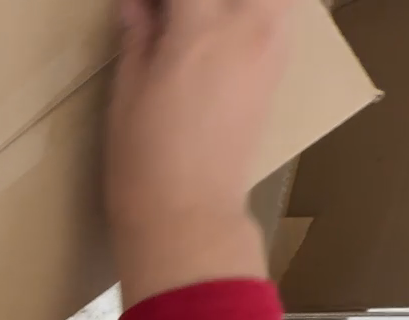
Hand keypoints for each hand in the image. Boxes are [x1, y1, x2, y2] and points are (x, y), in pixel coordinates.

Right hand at [106, 0, 291, 306]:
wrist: (185, 209)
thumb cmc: (141, 164)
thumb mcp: (124, 100)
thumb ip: (137, 41)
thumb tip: (135, 5)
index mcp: (200, 32)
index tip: (135, 7)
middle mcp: (250, 23)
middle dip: (190, 1)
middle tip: (163, 16)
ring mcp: (276, 38)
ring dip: (221, 7)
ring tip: (190, 26)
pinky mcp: (283, 58)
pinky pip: (276, 9)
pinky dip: (247, 13)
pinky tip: (219, 30)